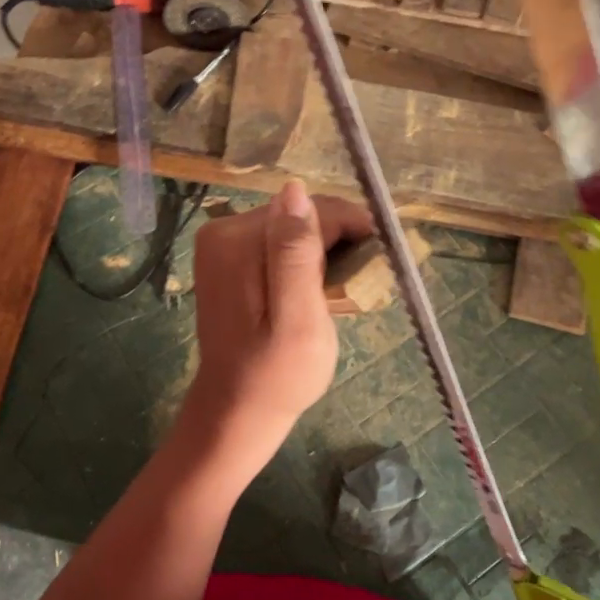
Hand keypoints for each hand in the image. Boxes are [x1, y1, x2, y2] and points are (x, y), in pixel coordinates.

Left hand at [187, 180, 373, 433]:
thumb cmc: (277, 375)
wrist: (237, 409)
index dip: (352, 230)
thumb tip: (296, 190)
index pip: (312, 209)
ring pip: (294, 227)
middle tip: (358, 285)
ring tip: (338, 291)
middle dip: (337, 242)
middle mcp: (224, 231)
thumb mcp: (298, 320)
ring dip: (323, 252)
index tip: (376, 264)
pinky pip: (279, 242)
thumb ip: (296, 254)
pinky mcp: (228, 258)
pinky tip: (314, 291)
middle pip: (301, 215)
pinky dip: (304, 261)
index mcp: (238, 241)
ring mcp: (223, 244)